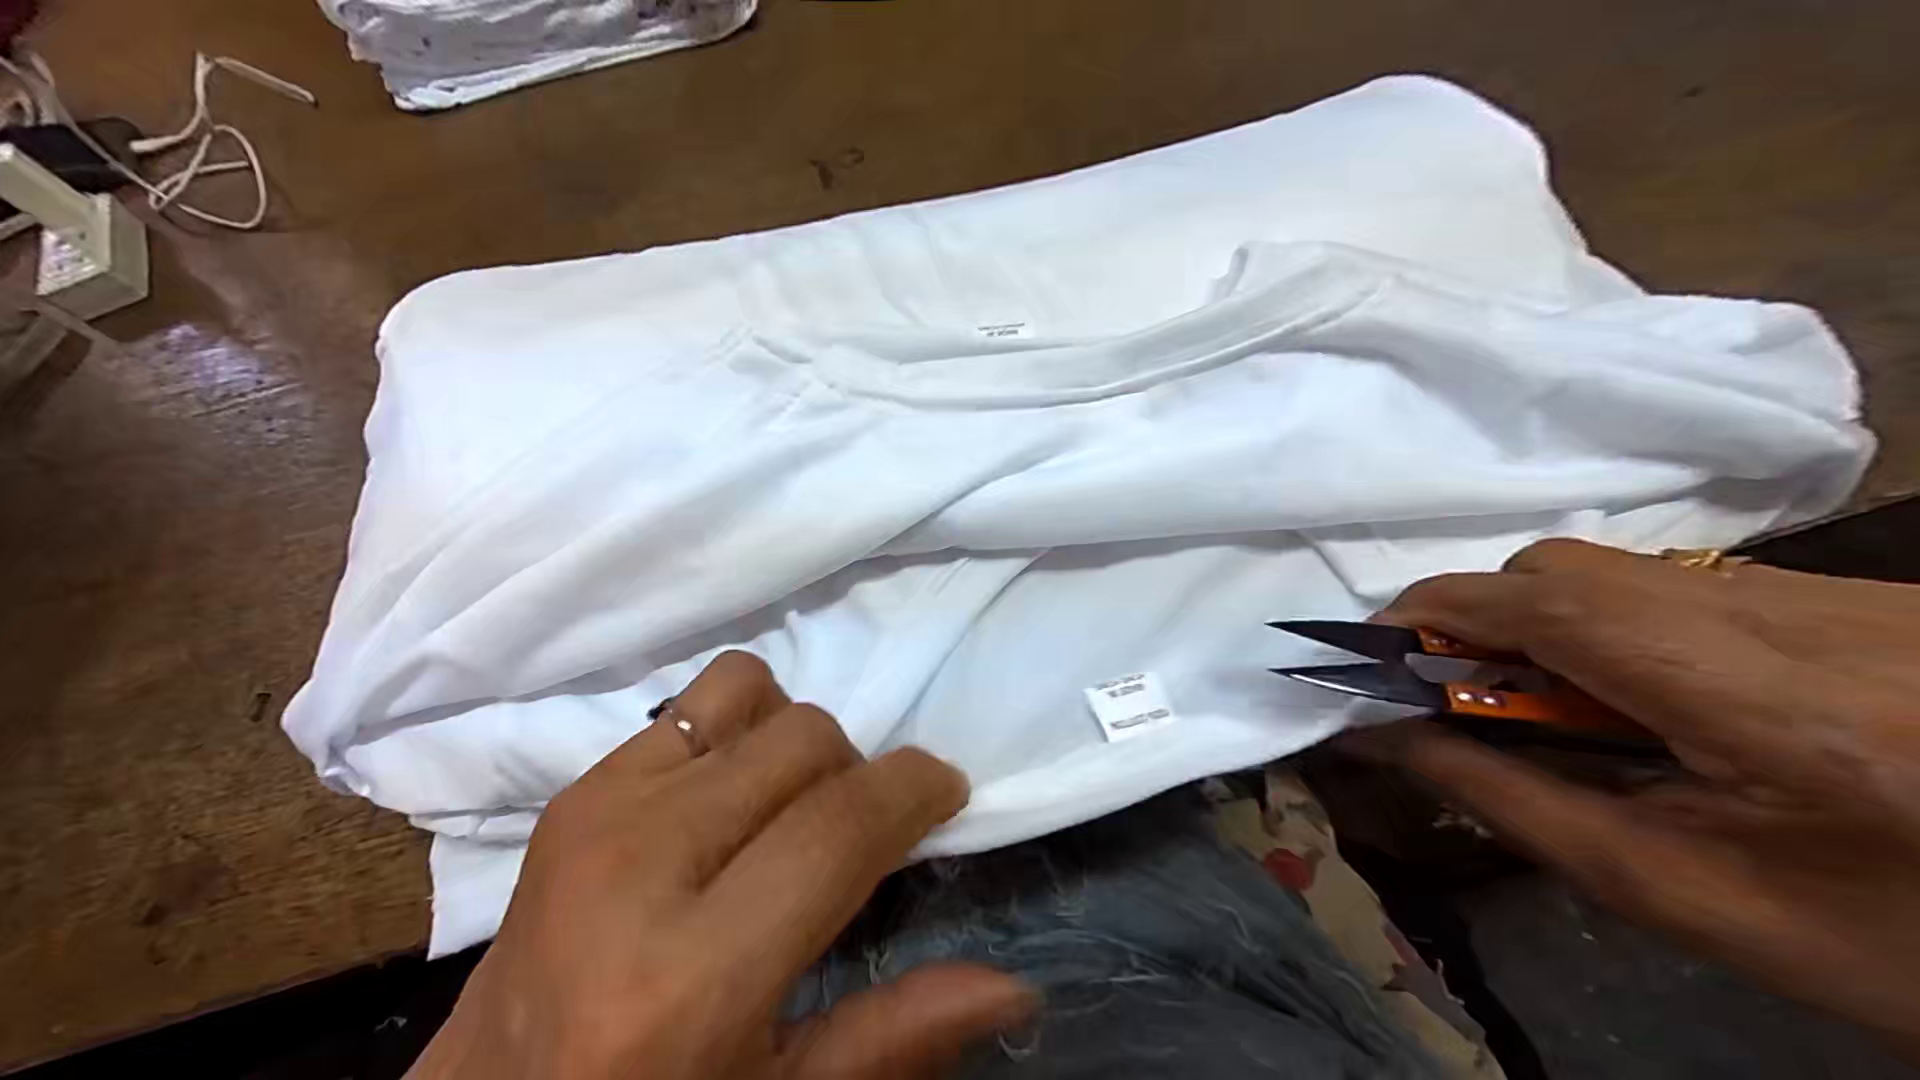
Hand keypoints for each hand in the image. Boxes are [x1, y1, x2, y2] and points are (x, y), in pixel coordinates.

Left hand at [409, 652, 1036, 1079]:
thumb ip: (895, 1036)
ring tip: (791, 803)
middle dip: (859, 772)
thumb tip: (1016, 990)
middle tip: (857, 831)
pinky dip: (742, 727)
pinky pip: (697, 699)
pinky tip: (734, 794)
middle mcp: (639, 867)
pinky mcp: (577, 787)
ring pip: (754, 691)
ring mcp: (599, 809)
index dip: (914, 789)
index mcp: (690, 977)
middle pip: (805, 740)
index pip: (839, 826)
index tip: (945, 791)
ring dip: (797, 738)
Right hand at [1370, 539, 1919, 1058]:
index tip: (1373, 658)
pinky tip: (1652, 695)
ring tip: (1556, 703)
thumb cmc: (1911, 949)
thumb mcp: (1681, 892)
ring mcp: (1839, 594)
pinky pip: (1679, 583)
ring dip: (1542, 621)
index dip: (1431, 613)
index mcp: (1757, 696)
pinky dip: (1613, 623)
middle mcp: (1791, 612)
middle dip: (1478, 617)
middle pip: (1561, 566)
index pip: (1538, 601)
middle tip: (1461, 694)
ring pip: (1614, 567)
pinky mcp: (1866, 598)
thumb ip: (1505, 799)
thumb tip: (1379, 738)